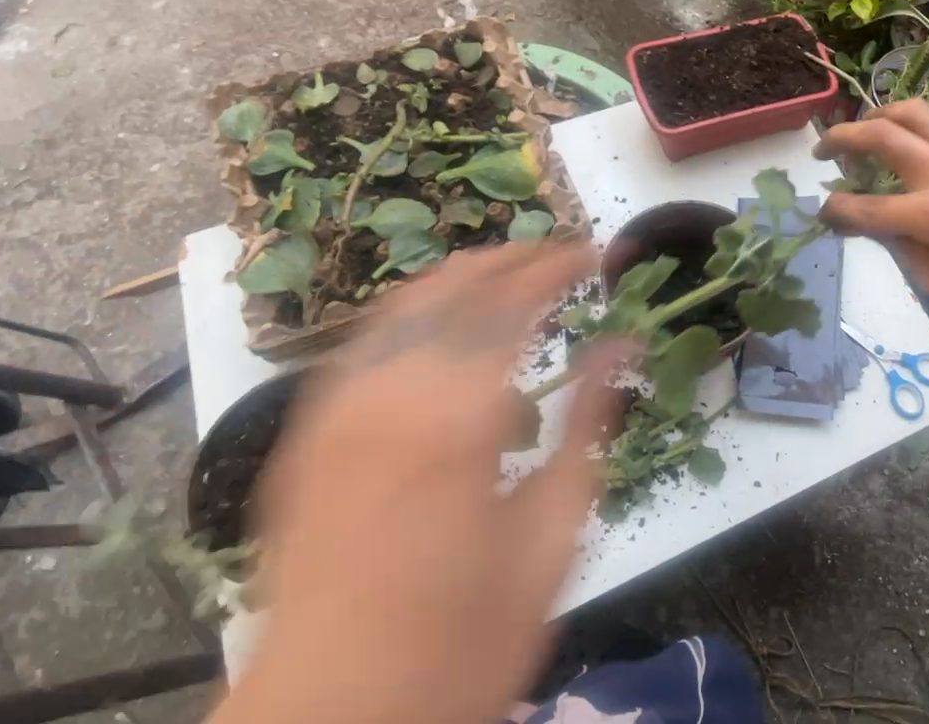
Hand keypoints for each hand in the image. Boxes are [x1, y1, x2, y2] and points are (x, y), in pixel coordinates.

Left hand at [214, 244, 627, 723]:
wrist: (331, 722)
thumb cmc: (464, 640)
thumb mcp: (554, 537)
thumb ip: (589, 425)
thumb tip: (623, 344)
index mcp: (457, 417)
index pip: (515, 300)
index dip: (562, 264)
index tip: (601, 252)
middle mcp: (388, 392)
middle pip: (456, 285)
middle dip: (516, 257)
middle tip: (565, 254)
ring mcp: (335, 410)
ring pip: (403, 303)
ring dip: (464, 276)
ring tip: (514, 274)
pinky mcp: (305, 435)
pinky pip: (362, 342)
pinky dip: (412, 313)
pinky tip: (441, 326)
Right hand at [816, 100, 928, 340]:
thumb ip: (898, 245)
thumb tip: (869, 221)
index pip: (864, 207)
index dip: (834, 209)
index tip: (822, 211)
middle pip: (881, 134)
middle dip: (841, 137)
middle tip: (823, 150)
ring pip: (913, 112)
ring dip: (879, 117)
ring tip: (864, 133)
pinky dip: (917, 135)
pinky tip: (915, 158)